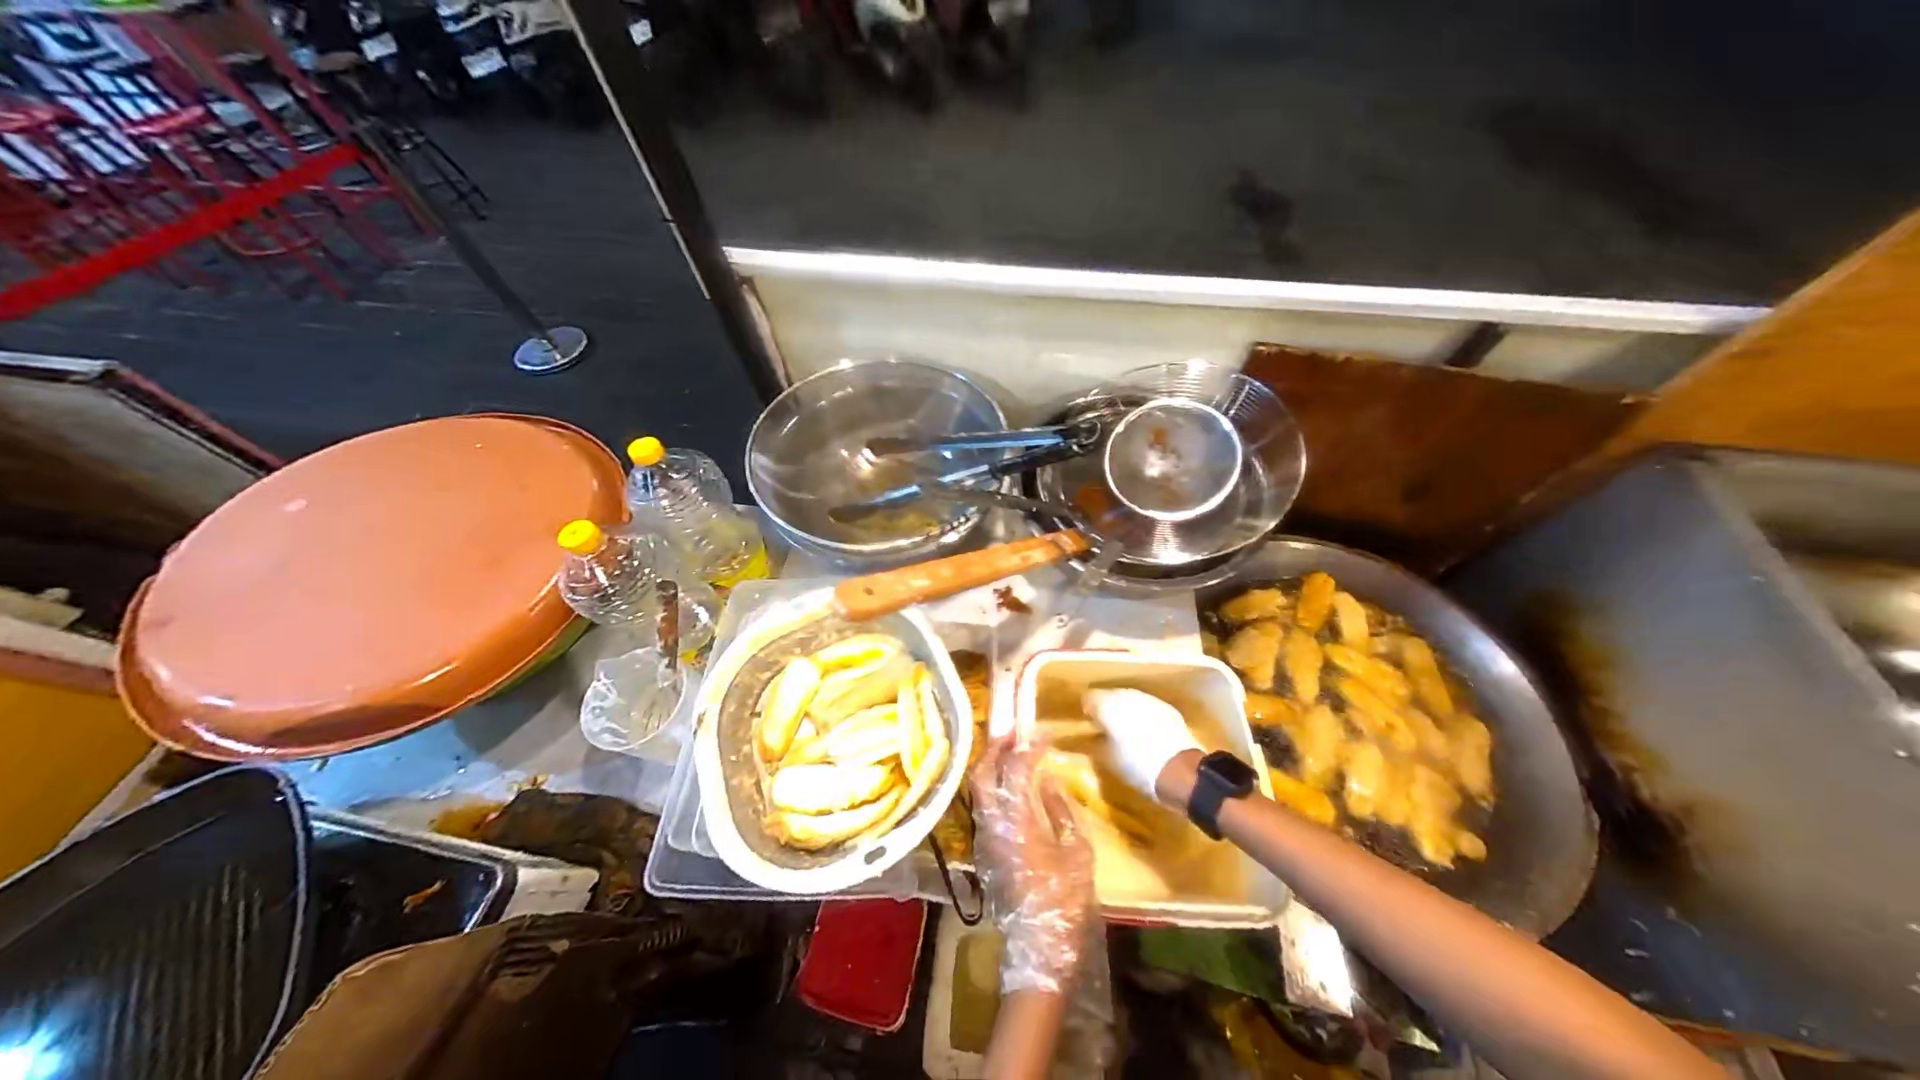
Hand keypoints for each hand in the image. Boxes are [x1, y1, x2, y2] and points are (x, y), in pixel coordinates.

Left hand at [971, 735, 1095, 995]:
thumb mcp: (1077, 852)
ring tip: (1012, 749)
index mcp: (1016, 823)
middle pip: (980, 774)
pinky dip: (993, 785)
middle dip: (994, 747)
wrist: (1039, 947)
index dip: (1028, 747)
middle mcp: (991, 825)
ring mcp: (983, 838)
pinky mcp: (983, 849)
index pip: (1013, 770)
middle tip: (1015, 731)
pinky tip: (1011, 781)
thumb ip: (1061, 811)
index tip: (1043, 733)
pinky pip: (983, 805)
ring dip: (991, 764)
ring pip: (977, 789)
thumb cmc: (1065, 900)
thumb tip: (1048, 780)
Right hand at [1081, 688, 1202, 802]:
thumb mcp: (1107, 760)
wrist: (1179, 769)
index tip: (1089, 723)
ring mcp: (1148, 699)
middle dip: (1107, 708)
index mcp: (1107, 706)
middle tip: (1106, 727)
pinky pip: (1147, 706)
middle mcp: (1126, 696)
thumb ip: (1095, 743)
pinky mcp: (1166, 707)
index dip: (1087, 710)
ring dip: (1125, 710)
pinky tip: (1145, 731)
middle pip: (1109, 695)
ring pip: (1130, 699)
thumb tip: (1093, 738)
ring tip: (1126, 729)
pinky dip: (1142, 715)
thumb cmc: (1136, 767)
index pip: (1089, 697)